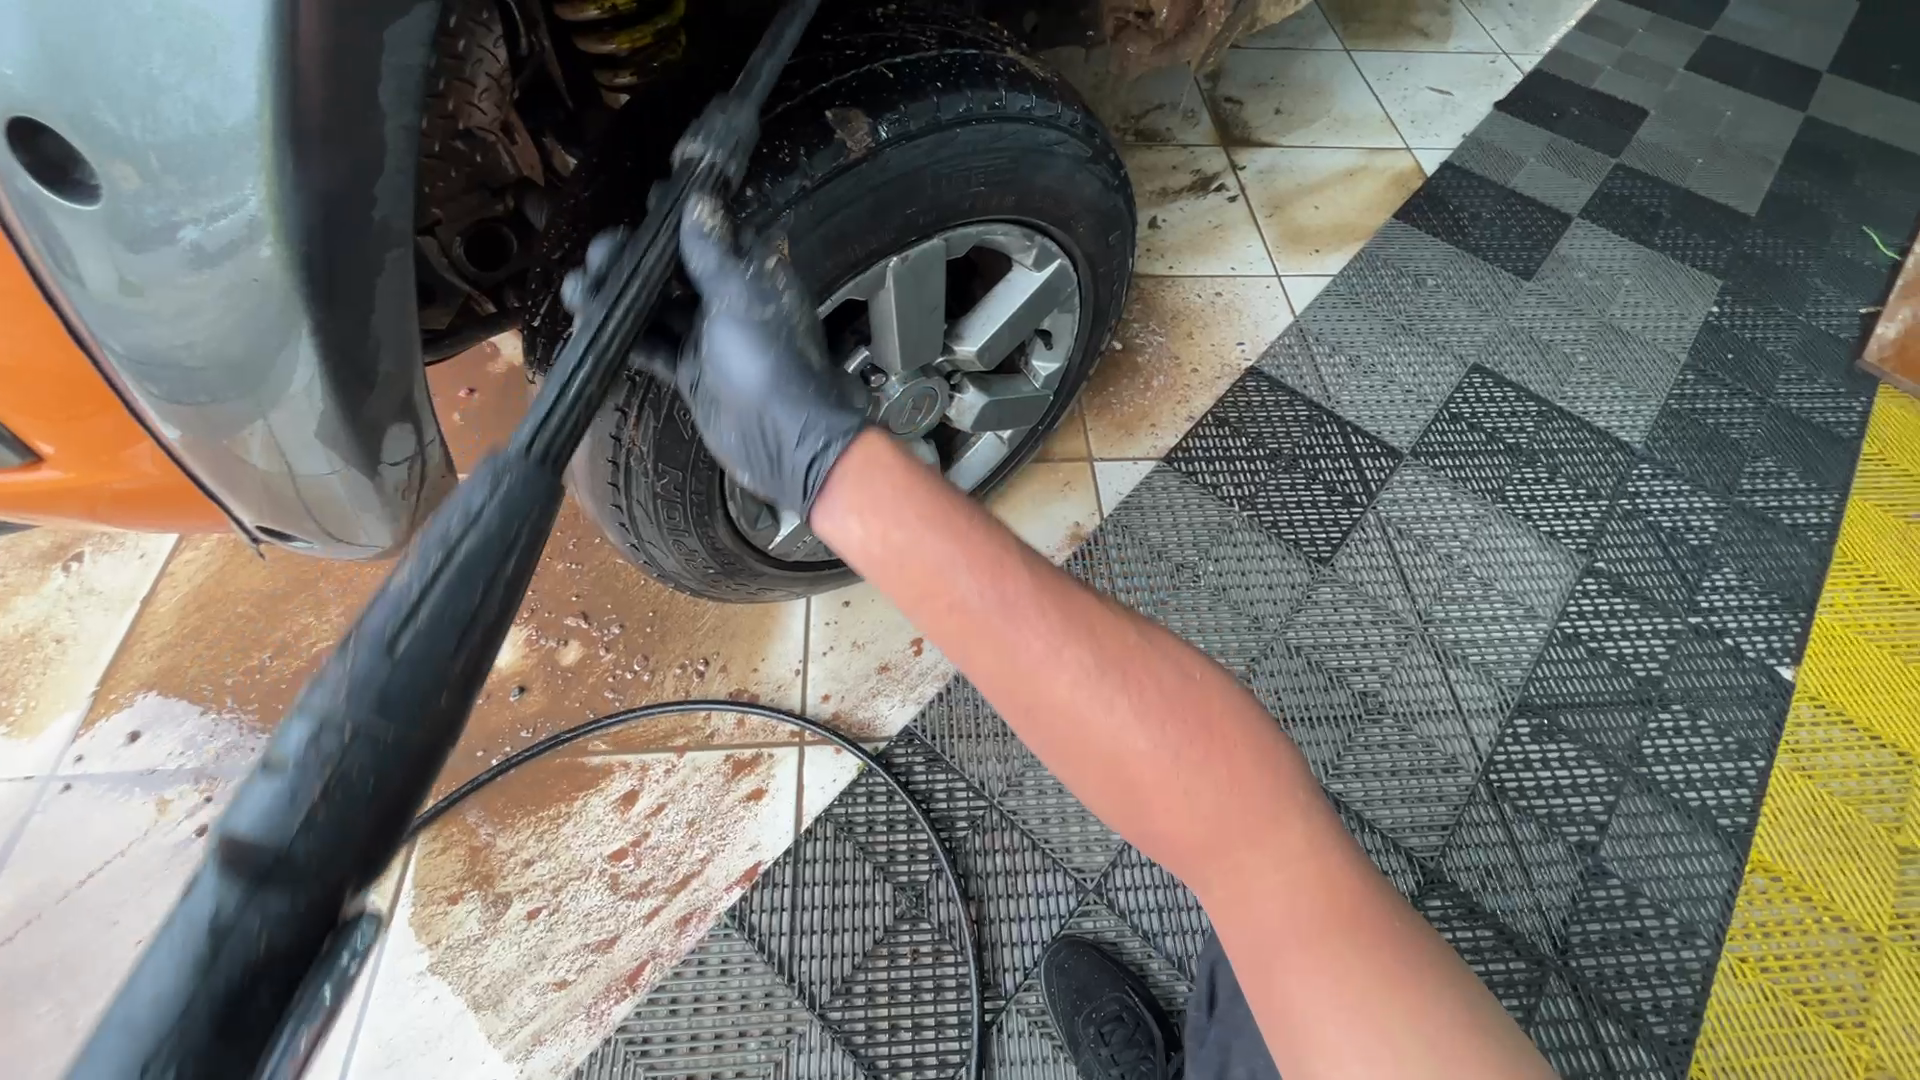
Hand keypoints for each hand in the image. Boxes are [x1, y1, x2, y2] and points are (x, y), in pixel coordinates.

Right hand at [562, 198, 870, 517]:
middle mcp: (729, 303)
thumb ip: (713, 250)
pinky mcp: (690, 374)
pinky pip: (652, 347)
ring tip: (577, 285)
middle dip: (633, 259)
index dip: (674, 220)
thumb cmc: (767, 358)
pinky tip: (587, 324)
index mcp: (751, 276)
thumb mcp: (738, 294)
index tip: (640, 203)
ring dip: (617, 296)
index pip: (709, 235)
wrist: (782, 438)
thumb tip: (699, 198)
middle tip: (598, 253)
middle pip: (673, 271)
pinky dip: (623, 337)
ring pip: (656, 309)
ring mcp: (707, 340)